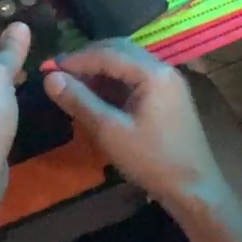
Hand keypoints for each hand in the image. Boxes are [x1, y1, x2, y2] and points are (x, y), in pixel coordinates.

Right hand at [40, 39, 223, 205]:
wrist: (194, 190)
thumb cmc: (152, 161)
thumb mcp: (110, 132)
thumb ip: (80, 101)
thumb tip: (50, 78)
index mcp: (154, 73)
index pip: (108, 53)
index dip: (75, 59)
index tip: (47, 69)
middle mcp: (164, 70)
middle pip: (119, 51)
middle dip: (87, 59)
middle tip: (57, 73)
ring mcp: (168, 83)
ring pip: (127, 64)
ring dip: (99, 70)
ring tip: (72, 84)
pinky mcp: (168, 98)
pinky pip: (136, 79)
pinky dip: (113, 82)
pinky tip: (95, 95)